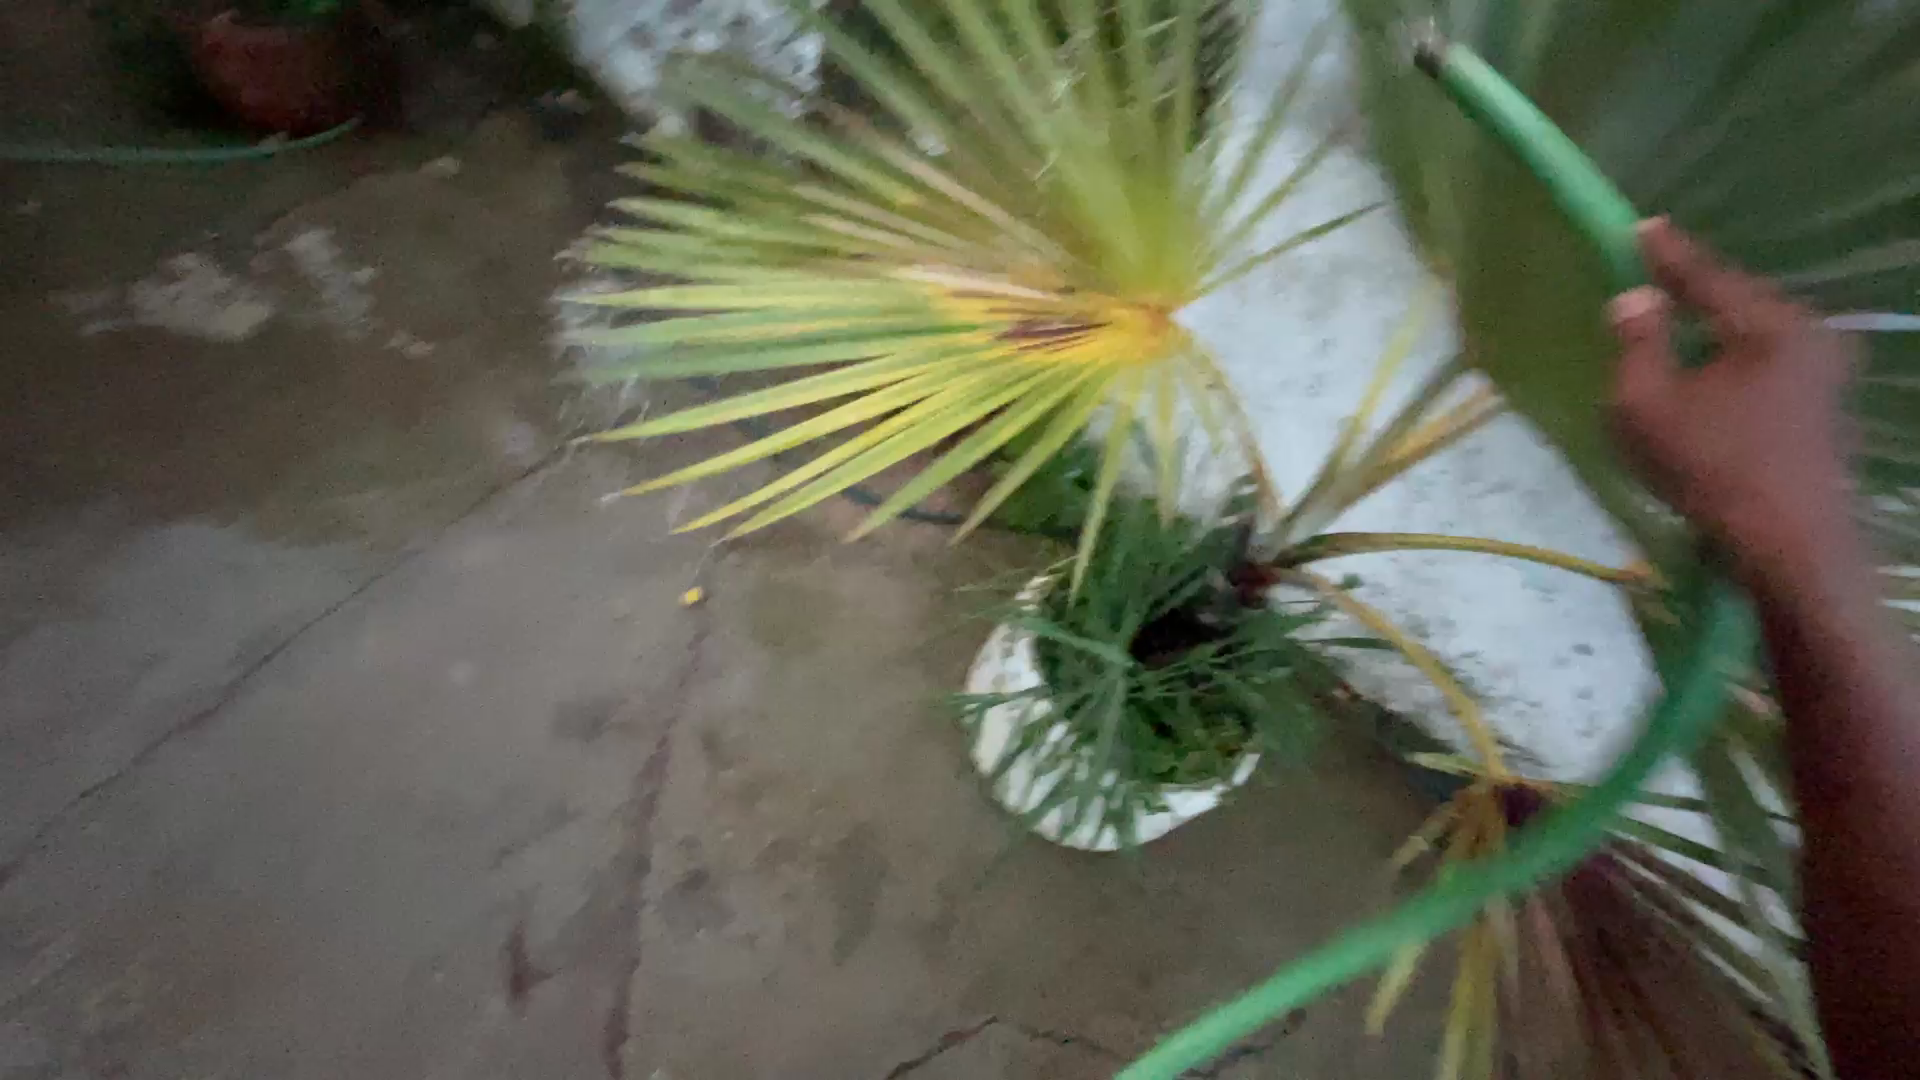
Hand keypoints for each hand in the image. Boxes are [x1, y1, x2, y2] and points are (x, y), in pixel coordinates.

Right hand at [1608, 218, 1859, 578]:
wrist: (1783, 536)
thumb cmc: (1706, 463)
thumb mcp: (1646, 402)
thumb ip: (1638, 344)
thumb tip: (1636, 299)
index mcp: (1769, 328)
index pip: (1710, 278)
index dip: (1669, 254)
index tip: (1643, 226)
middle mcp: (1810, 337)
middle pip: (1738, 301)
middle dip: (1693, 289)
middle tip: (1652, 272)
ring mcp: (1823, 372)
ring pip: (1751, 332)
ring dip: (1708, 324)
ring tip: (1671, 318)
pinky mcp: (1818, 404)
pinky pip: (1761, 359)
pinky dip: (1723, 353)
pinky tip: (1701, 365)